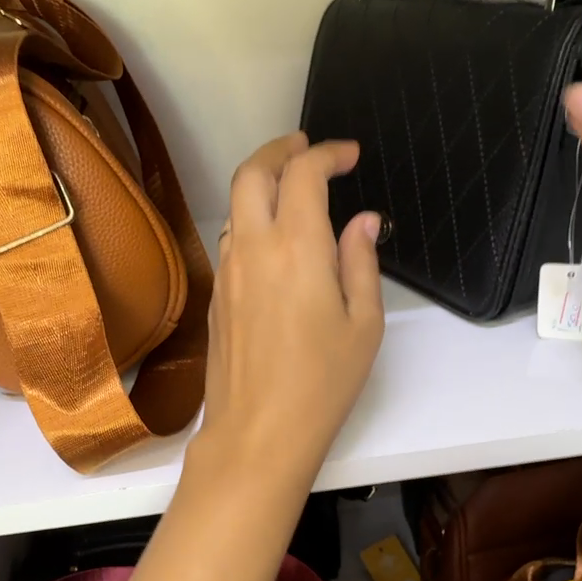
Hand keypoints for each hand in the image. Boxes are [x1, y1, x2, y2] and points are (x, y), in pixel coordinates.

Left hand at [198, 133, 384, 470]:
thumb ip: (361, 262)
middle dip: (279, 148)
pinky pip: (231, 238)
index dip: (327, 152)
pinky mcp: (216, 295)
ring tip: (293, 190)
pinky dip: (252, 219)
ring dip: (261, 183)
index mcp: (297, 248)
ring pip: (235, 204)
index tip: (349, 154)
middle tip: (307, 148)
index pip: (304, 173)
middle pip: (251, 172)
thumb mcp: (364, 324)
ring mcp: (228, 271)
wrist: (258, 433)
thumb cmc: (322, 383)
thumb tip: (362, 222)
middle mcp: (253, 248)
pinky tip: (276, 239)